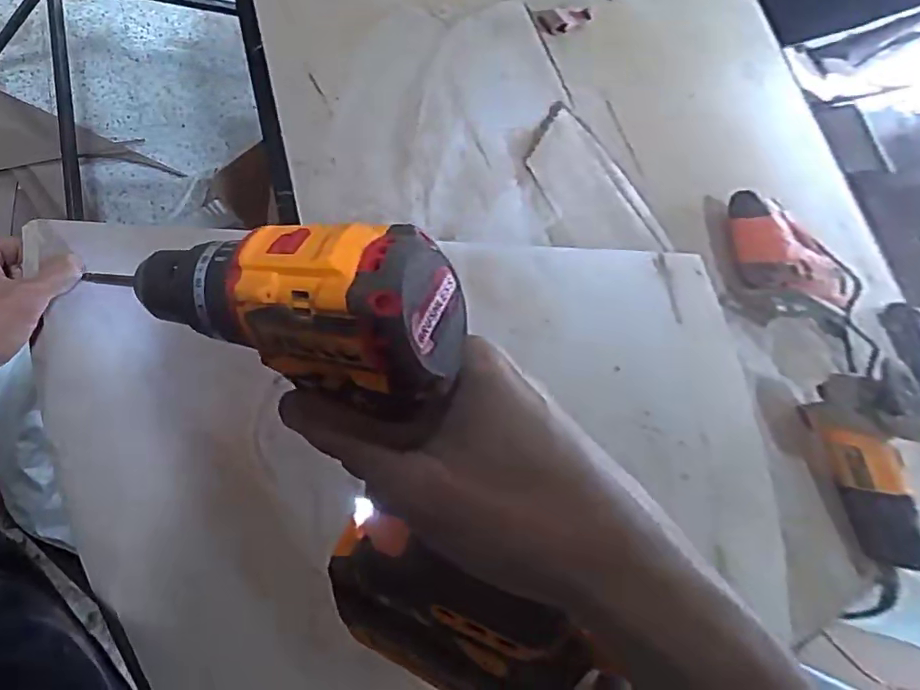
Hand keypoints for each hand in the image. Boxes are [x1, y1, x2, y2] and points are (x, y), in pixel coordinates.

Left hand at [0, 238, 81, 388]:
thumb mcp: (28, 298)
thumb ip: (55, 276)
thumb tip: (74, 260)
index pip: (17, 246)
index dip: (40, 259)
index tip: (60, 276)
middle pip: (13, 269)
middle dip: (35, 284)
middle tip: (56, 297)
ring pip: (7, 293)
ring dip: (26, 304)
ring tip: (45, 316)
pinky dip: (13, 318)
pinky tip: (28, 331)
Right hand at [278, 337, 700, 611]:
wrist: (634, 579)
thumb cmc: (513, 514)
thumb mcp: (411, 482)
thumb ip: (341, 438)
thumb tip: (285, 403)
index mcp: (459, 352)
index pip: (372, 339)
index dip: (334, 366)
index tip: (313, 402)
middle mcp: (484, 361)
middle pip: (395, 374)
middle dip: (366, 416)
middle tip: (356, 461)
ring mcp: (509, 395)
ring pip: (422, 403)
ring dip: (396, 438)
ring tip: (392, 485)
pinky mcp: (526, 428)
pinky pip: (453, 422)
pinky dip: (428, 447)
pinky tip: (432, 490)